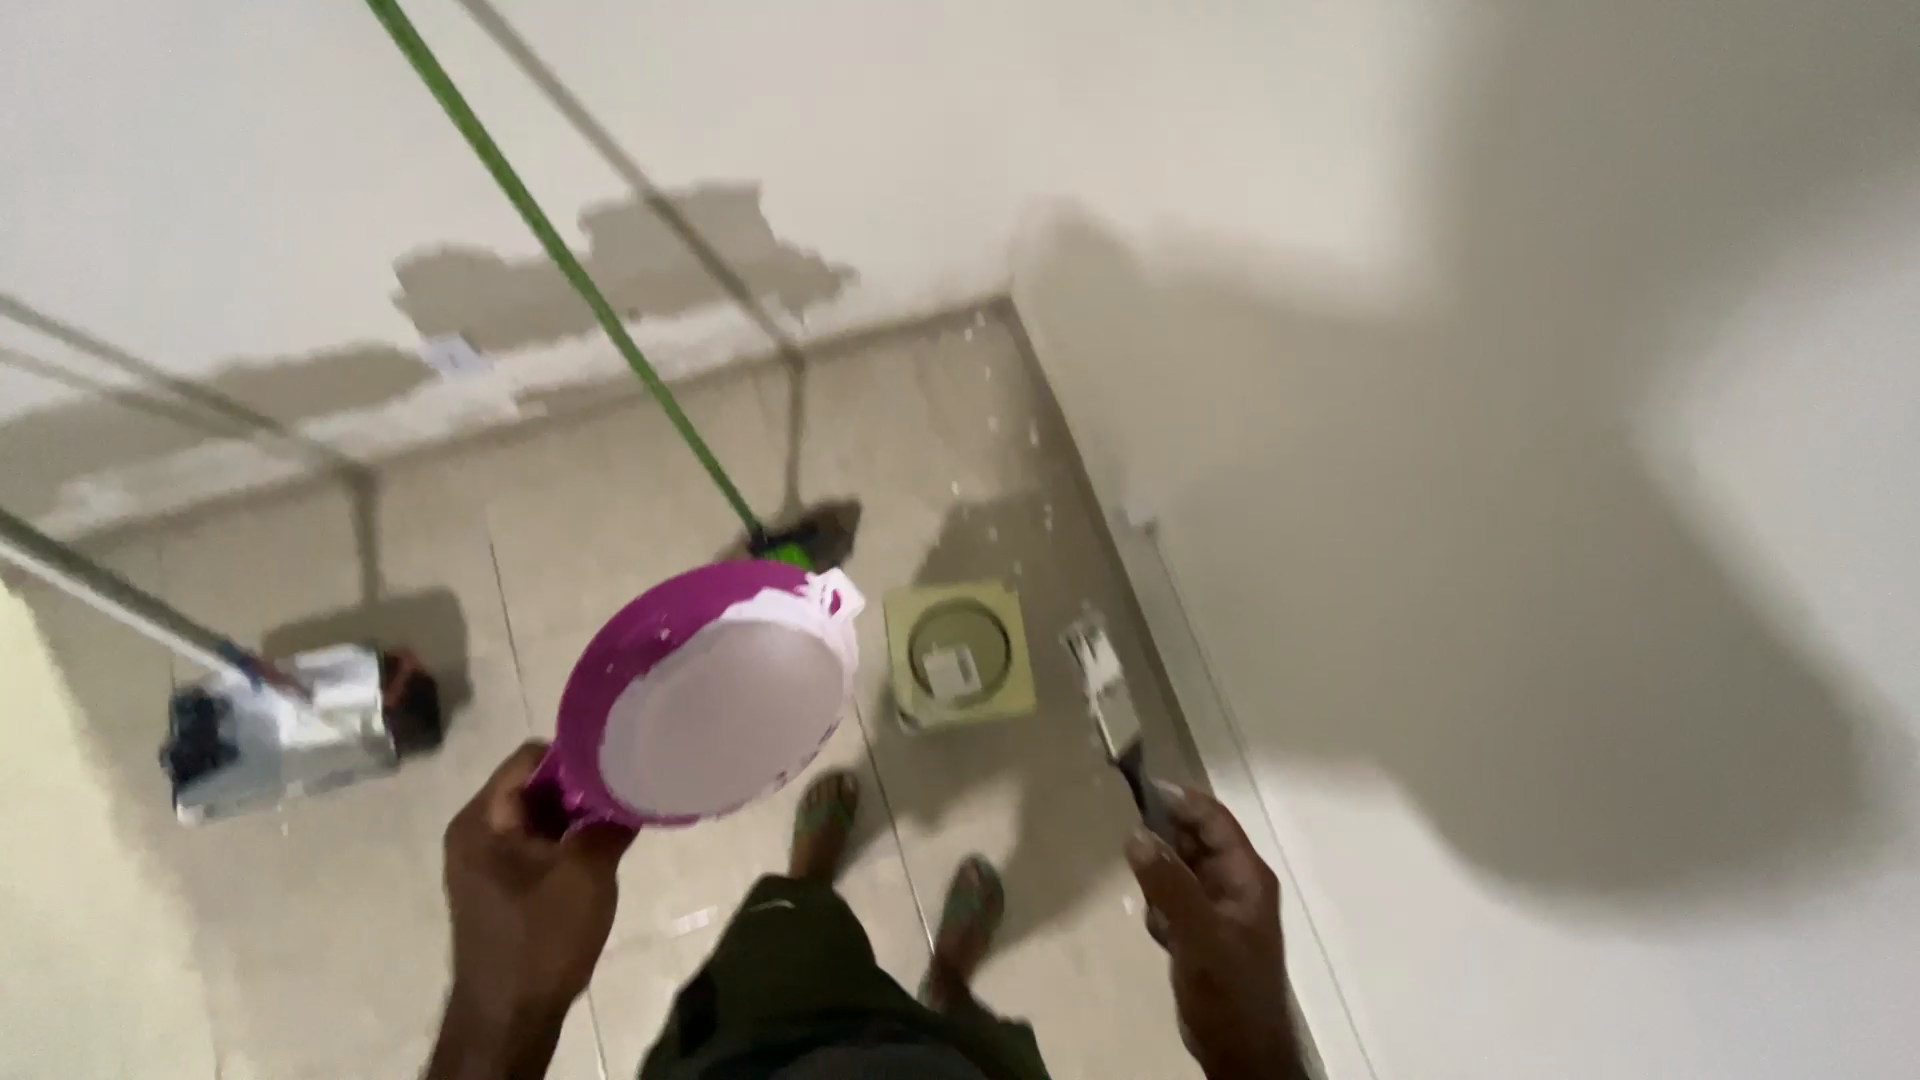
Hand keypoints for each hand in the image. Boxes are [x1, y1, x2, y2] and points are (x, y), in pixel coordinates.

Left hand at [427, 742, 634, 1079]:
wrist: (511, 1018)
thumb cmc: (541, 937)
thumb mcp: (586, 869)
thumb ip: (610, 819)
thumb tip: (636, 790)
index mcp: (482, 820)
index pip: (531, 757)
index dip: (577, 754)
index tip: (620, 761)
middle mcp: (478, 831)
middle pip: (538, 782)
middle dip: (585, 783)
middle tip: (629, 786)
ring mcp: (490, 859)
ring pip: (545, 811)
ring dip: (583, 811)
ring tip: (626, 811)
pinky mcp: (507, 881)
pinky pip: (544, 838)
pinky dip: (574, 834)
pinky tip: (610, 840)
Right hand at [1126, 783, 1302, 1079]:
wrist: (1240, 1054)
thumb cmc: (1228, 989)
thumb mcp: (1198, 933)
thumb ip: (1168, 883)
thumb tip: (1136, 834)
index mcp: (1245, 875)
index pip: (1214, 819)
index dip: (1181, 800)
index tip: (1140, 789)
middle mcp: (1234, 884)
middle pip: (1194, 840)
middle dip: (1163, 840)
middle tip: (1130, 843)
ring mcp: (1217, 909)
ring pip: (1179, 869)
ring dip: (1160, 878)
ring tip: (1151, 902)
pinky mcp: (1201, 931)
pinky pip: (1173, 898)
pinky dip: (1160, 907)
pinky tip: (1160, 932)